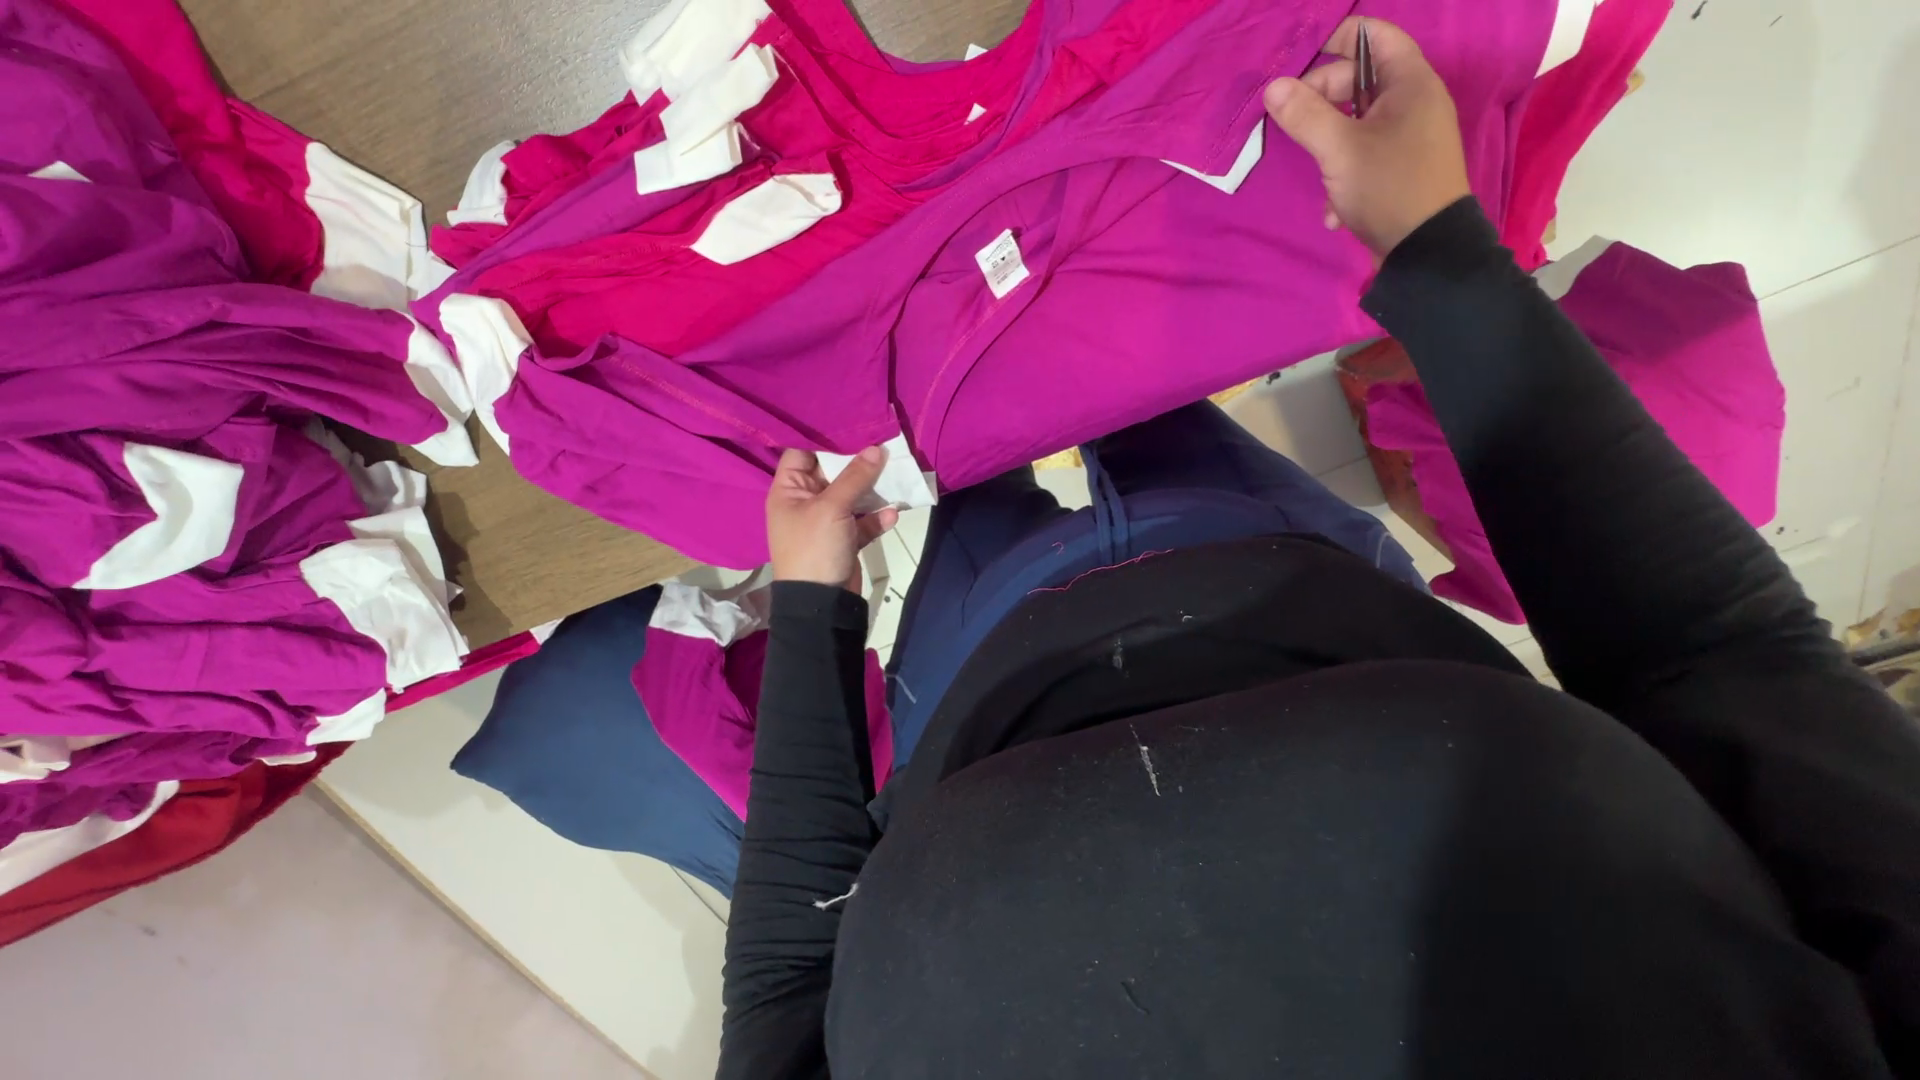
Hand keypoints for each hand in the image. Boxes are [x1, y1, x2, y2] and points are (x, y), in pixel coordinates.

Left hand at [766, 447, 898, 591]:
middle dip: (857, 460)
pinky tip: (893, 513)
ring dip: (872, 488)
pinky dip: (877, 516)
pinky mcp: (844, 540)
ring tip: (895, 473)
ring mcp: (825, 522)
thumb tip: (876, 448)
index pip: (802, 453)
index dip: (824, 438)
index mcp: (788, 491)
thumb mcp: (832, 507)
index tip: (853, 424)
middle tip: (882, 442)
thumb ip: (855, 476)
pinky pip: (862, 521)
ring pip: (851, 496)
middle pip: (831, 472)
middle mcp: (805, 502)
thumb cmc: (815, 548)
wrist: (820, 604)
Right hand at [1264, 17, 1471, 258]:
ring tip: (1317, 173)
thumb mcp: (1339, 150)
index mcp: (1409, 82)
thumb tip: (1273, 87)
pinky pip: (1364, 156)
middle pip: (1358, 81)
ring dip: (1328, 146)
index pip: (1373, 35)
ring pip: (1355, 123)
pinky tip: (1335, 208)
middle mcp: (1413, 101)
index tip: (1297, 61)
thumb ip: (1305, 115)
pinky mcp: (1400, 168)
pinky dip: (1343, 175)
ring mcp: (1408, 136)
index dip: (1335, 40)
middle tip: (1293, 123)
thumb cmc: (1388, 186)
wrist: (1426, 249)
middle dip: (1321, 101)